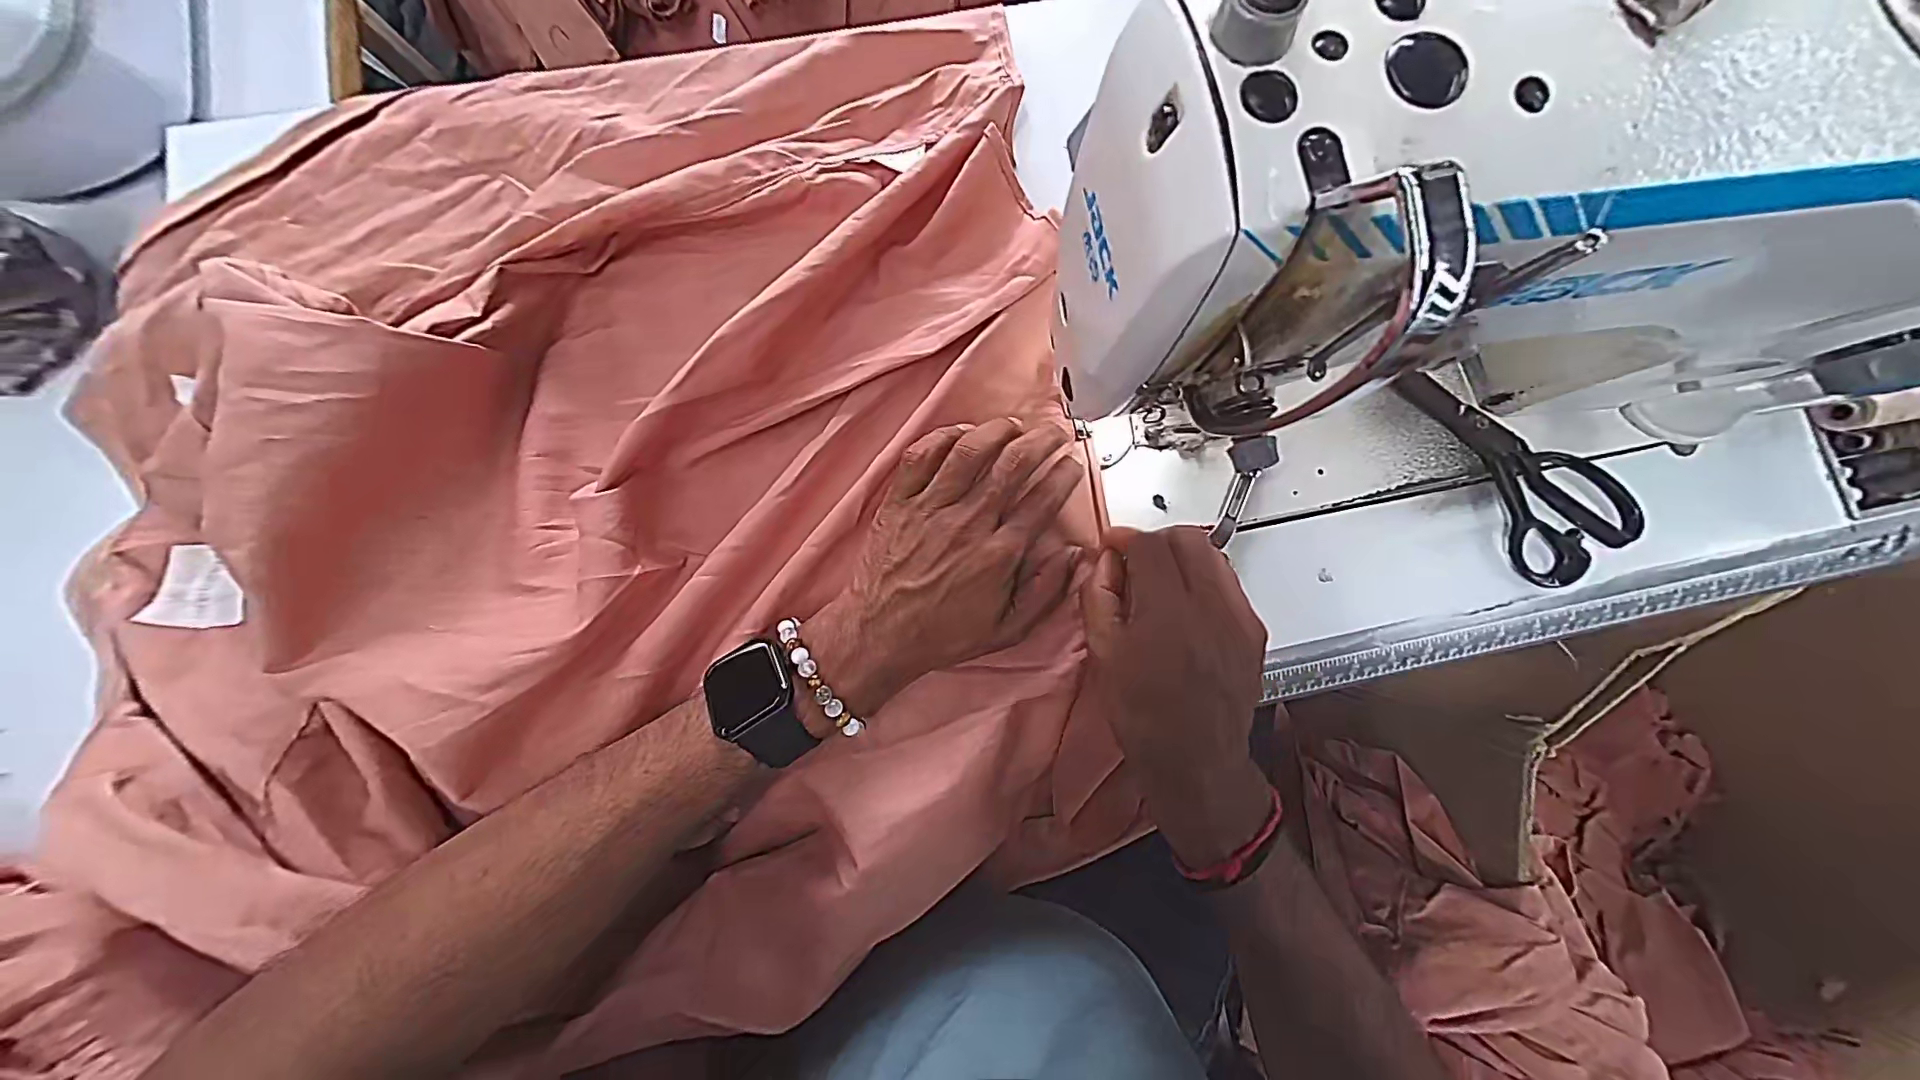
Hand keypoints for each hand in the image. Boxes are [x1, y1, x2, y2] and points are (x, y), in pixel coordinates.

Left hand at [802, 418, 1084, 726]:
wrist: (880, 635)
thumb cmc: (942, 634)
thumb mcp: (1007, 630)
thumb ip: (1046, 592)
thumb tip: (1073, 556)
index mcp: (998, 554)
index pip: (1042, 500)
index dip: (1063, 475)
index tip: (1071, 464)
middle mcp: (967, 524)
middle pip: (1013, 464)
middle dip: (1042, 440)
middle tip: (1054, 433)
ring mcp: (930, 509)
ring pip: (970, 451)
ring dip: (998, 430)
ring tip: (1014, 426)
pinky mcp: (900, 503)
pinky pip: (922, 457)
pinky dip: (944, 437)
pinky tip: (961, 433)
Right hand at [1080, 526, 1271, 866]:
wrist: (1195, 760)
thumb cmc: (1142, 714)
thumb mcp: (1103, 654)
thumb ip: (1099, 597)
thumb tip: (1105, 562)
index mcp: (1167, 613)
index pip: (1149, 545)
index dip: (1124, 538)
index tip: (1112, 547)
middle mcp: (1211, 607)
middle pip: (1187, 538)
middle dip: (1155, 541)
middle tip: (1135, 563)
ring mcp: (1240, 618)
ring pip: (1213, 555)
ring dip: (1182, 557)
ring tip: (1161, 585)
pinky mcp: (1255, 631)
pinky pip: (1229, 584)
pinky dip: (1204, 581)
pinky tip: (1186, 608)